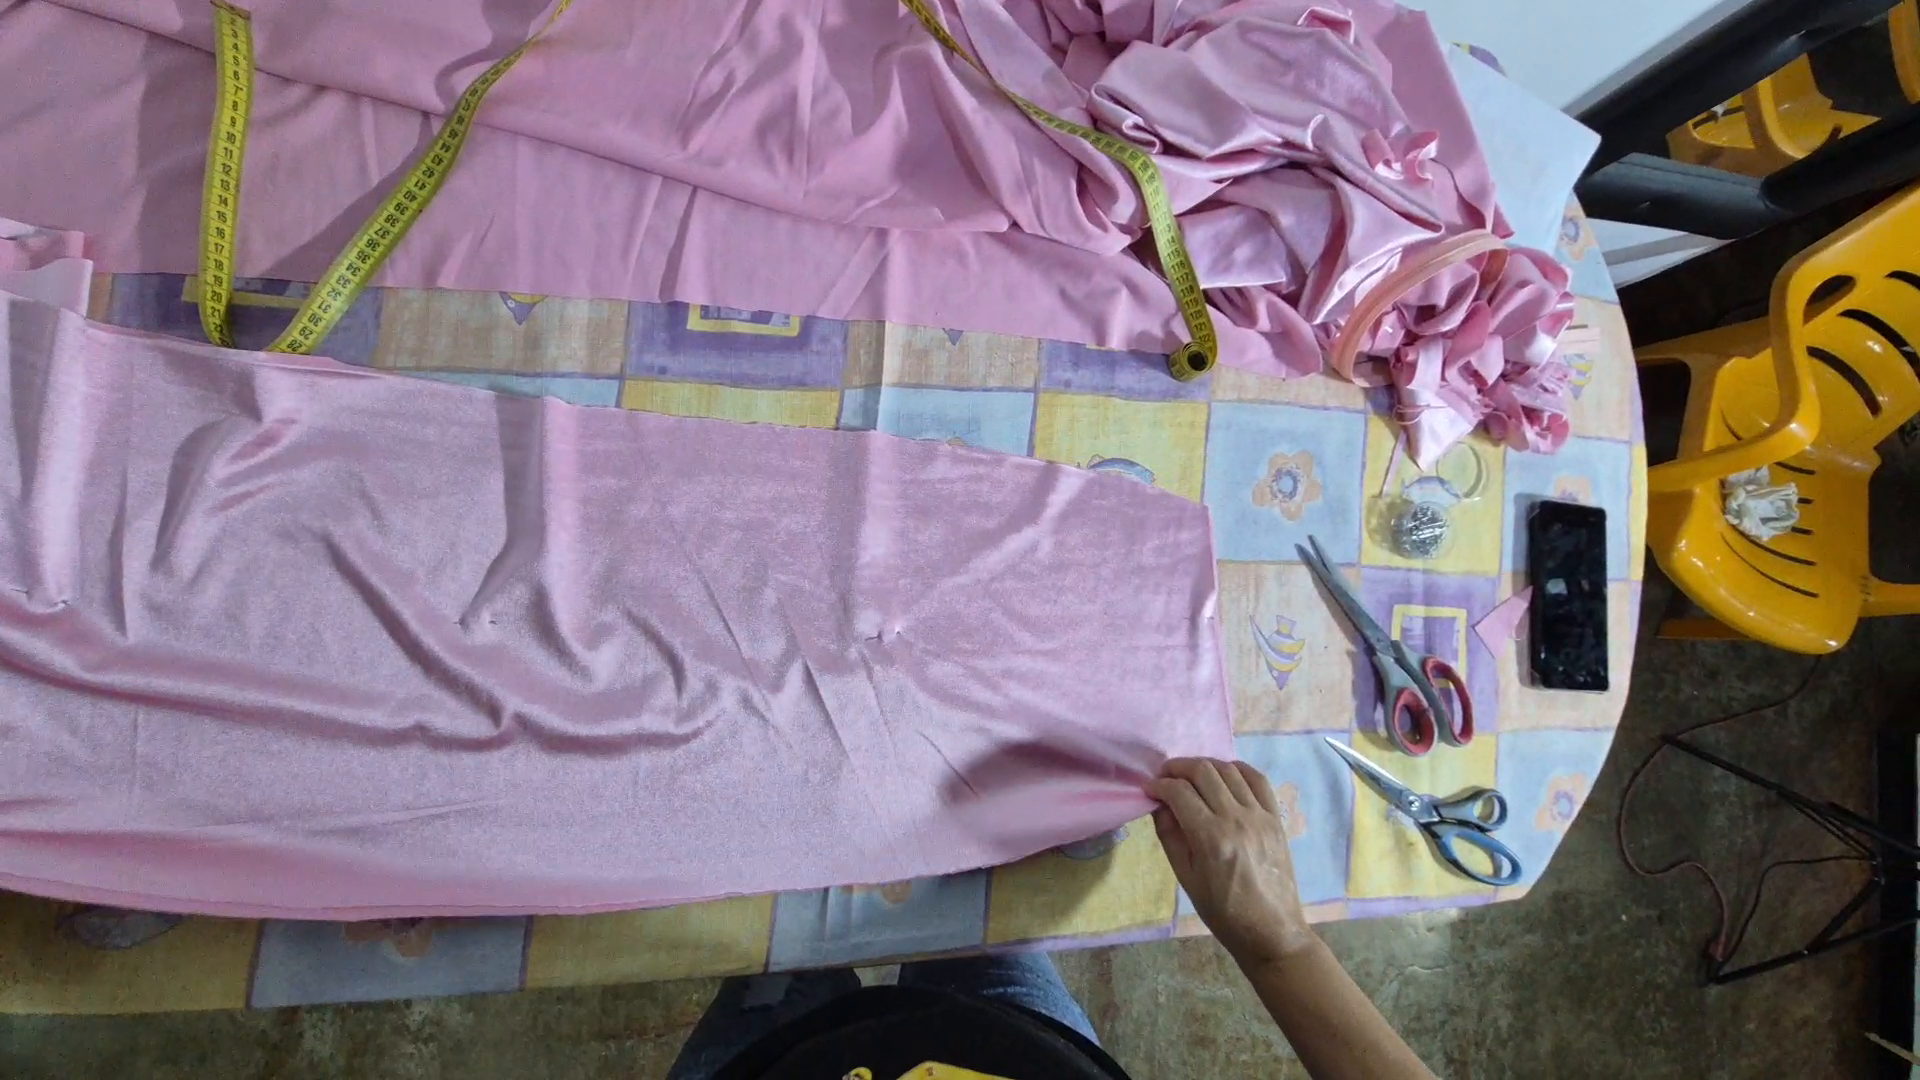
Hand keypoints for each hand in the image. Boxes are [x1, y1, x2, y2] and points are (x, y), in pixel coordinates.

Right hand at [1149, 758, 1314, 967]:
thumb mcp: (1185, 877)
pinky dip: (1238, 769)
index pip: (1179, 792)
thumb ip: (1169, 835)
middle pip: (1203, 771)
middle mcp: (1236, 819)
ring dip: (1204, 765)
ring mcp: (1260, 816)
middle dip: (1177, 767)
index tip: (1149, 789)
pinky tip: (1225, 774)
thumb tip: (1159, 803)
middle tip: (1165, 776)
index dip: (1159, 785)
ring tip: (1191, 775)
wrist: (1271, 932)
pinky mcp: (1276, 818)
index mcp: (1210, 838)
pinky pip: (1257, 779)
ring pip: (1228, 770)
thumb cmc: (1222, 911)